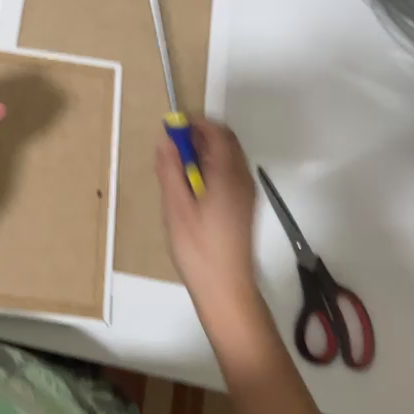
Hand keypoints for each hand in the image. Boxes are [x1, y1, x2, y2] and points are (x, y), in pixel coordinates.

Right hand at [156, 117, 260, 317]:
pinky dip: (211, 168)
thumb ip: (170, 169)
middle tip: (172, 149)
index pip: (217, 132)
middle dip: (199, 136)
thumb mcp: (175, 206)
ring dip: (204, 152)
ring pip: (228, 157)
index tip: (171, 128)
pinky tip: (192, 189)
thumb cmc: (198, 248)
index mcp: (228, 175)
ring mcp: (247, 194)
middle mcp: (243, 179)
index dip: (194, 123)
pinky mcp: (244, 207)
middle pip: (226, 141)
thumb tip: (166, 139)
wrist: (227, 290)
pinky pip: (230, 173)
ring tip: (178, 170)